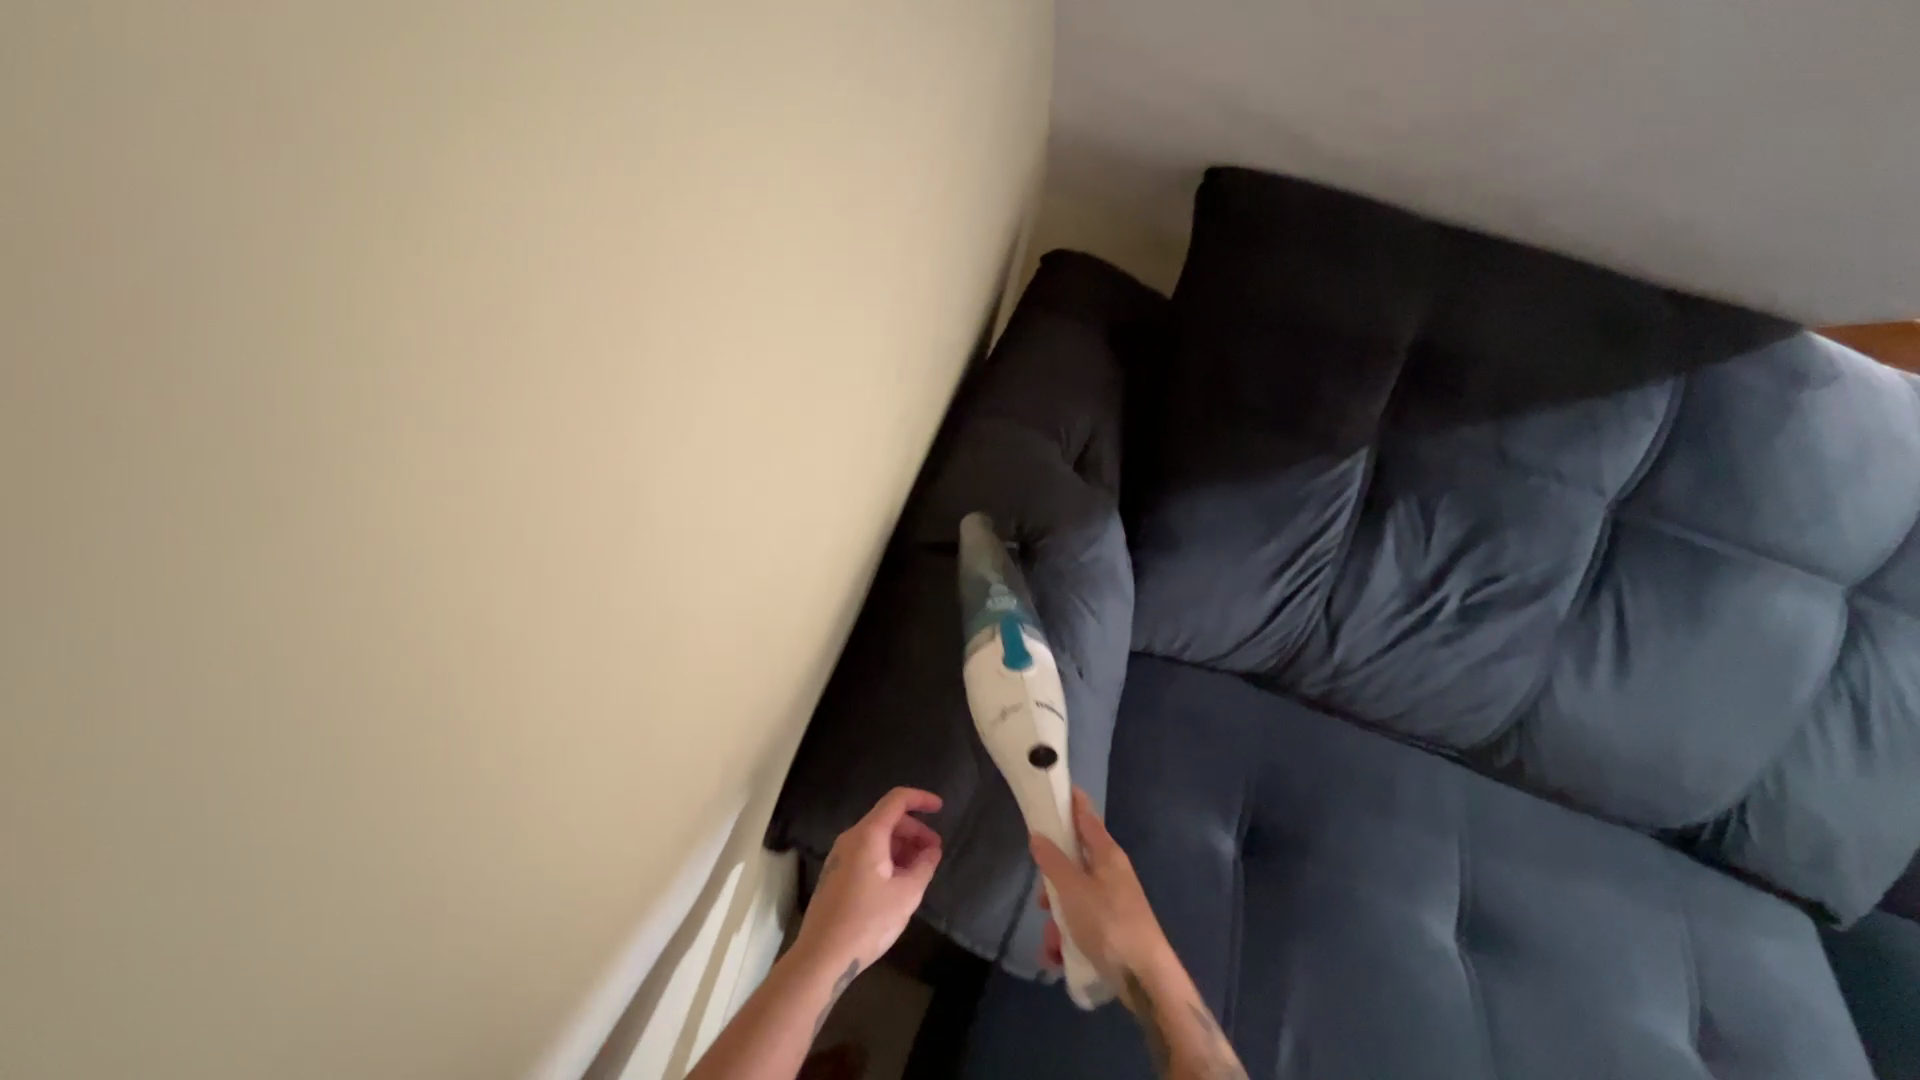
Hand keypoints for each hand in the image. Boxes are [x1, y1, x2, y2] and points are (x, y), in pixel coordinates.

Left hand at [793, 787, 942, 972]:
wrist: (822, 955)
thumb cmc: (867, 922)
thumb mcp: (906, 894)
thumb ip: (924, 865)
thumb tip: (932, 849)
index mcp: (867, 835)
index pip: (896, 800)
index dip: (921, 799)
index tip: (941, 809)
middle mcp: (850, 838)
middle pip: (888, 819)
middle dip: (915, 831)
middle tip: (935, 853)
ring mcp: (840, 856)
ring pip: (877, 838)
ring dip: (902, 847)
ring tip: (920, 871)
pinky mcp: (837, 874)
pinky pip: (867, 853)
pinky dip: (888, 858)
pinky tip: (899, 882)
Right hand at [1029, 787, 1170, 982]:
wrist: (1145, 978)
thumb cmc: (1109, 924)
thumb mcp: (1073, 891)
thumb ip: (1053, 862)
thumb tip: (1038, 835)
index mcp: (1107, 855)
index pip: (1086, 817)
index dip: (1071, 802)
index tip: (1055, 788)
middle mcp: (1110, 873)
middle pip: (1073, 864)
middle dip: (1052, 885)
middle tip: (1041, 901)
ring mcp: (1112, 902)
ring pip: (1073, 900)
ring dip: (1057, 921)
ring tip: (1051, 944)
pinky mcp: (1111, 929)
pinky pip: (1081, 925)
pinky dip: (1067, 939)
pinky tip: (1057, 958)